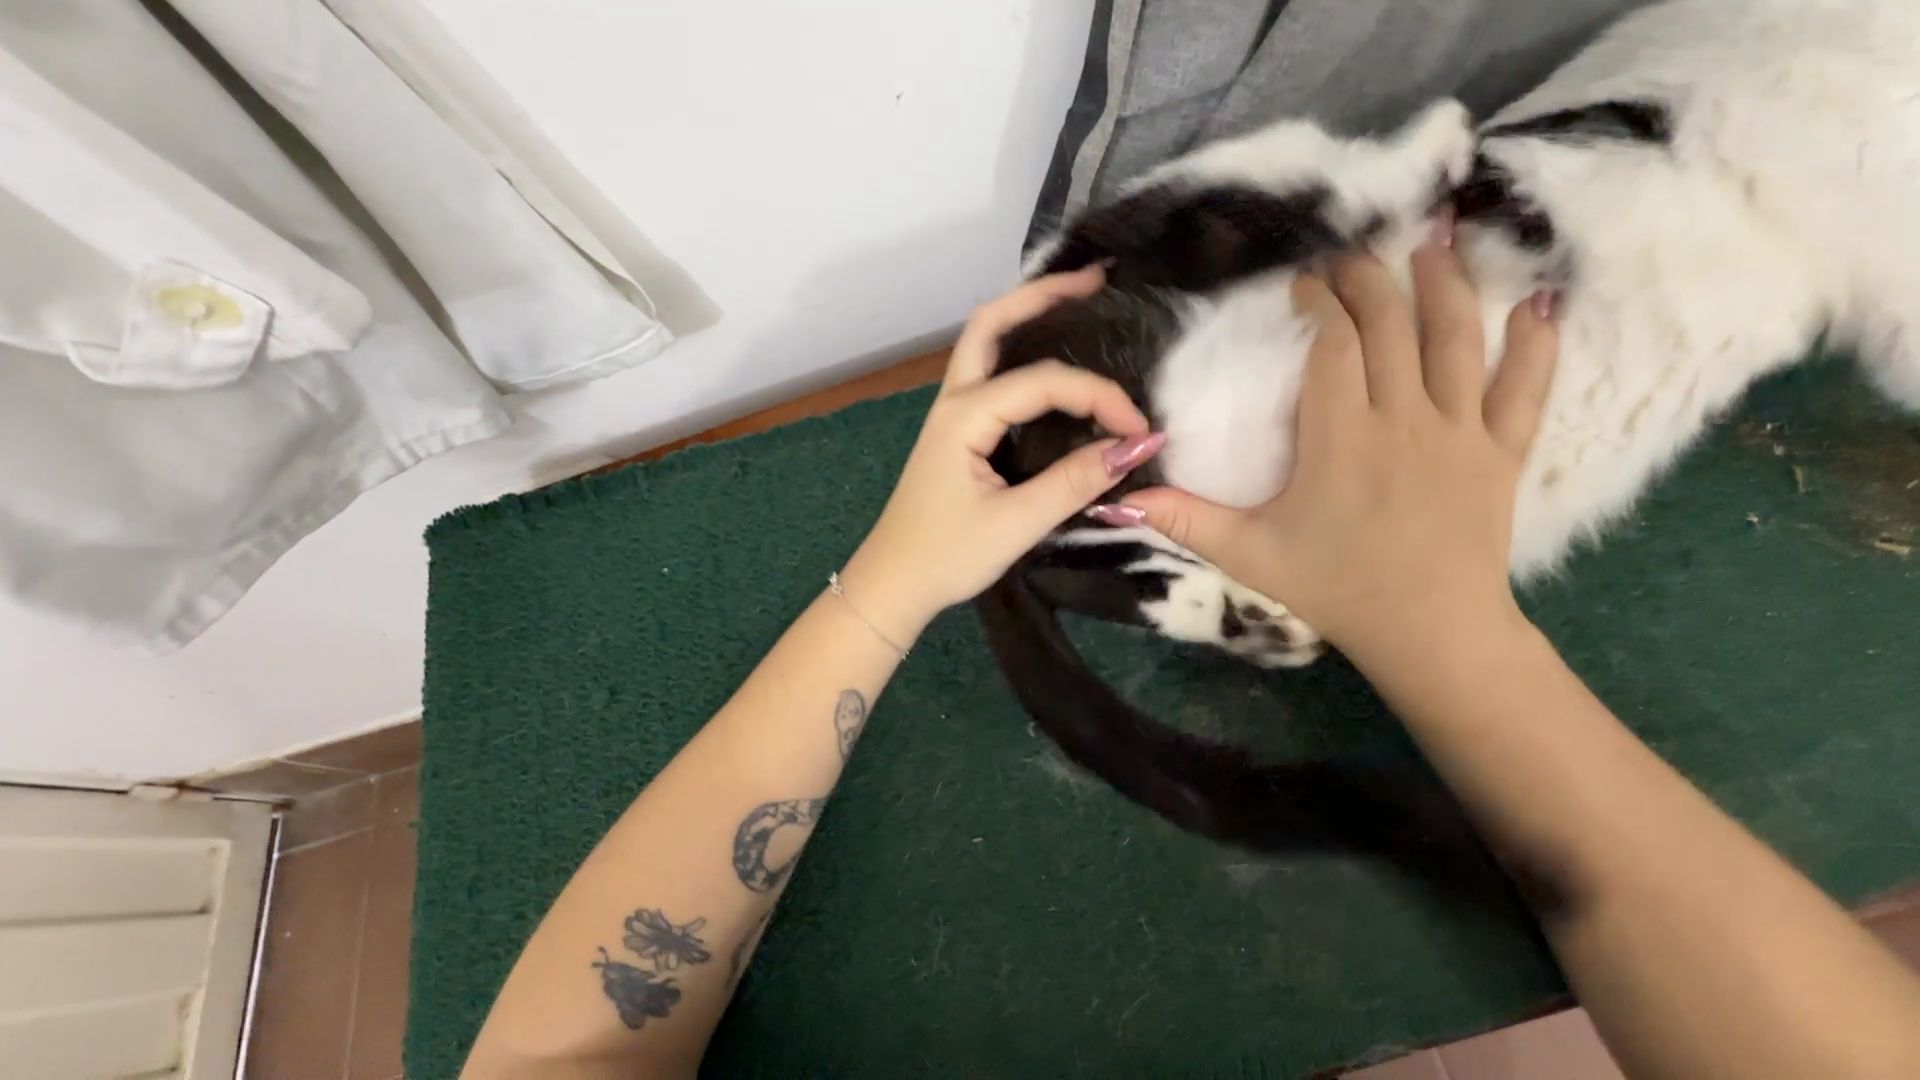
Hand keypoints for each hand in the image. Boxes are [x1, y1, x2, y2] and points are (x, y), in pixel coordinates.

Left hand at [840, 267, 1163, 643]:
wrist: (893, 583)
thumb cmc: (947, 556)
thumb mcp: (1016, 523)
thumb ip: (1076, 481)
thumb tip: (1138, 446)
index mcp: (965, 415)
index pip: (1045, 382)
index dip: (1099, 397)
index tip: (1140, 431)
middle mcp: (954, 399)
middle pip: (993, 322)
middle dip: (1044, 295)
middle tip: (1098, 282)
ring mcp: (951, 411)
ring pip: (986, 341)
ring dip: (1028, 314)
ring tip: (1079, 302)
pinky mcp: (957, 429)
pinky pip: (990, 371)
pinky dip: (1022, 350)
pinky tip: (1052, 359)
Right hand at [1119, 236, 1558, 661]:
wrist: (1429, 631)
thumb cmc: (1333, 588)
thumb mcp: (1247, 554)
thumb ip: (1183, 520)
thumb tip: (1116, 499)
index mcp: (1340, 437)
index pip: (1334, 345)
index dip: (1320, 303)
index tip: (1305, 283)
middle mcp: (1403, 419)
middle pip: (1391, 325)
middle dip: (1370, 280)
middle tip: (1351, 255)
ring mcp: (1461, 432)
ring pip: (1459, 339)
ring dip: (1446, 285)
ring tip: (1435, 242)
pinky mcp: (1503, 452)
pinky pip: (1527, 388)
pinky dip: (1538, 344)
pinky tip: (1543, 302)